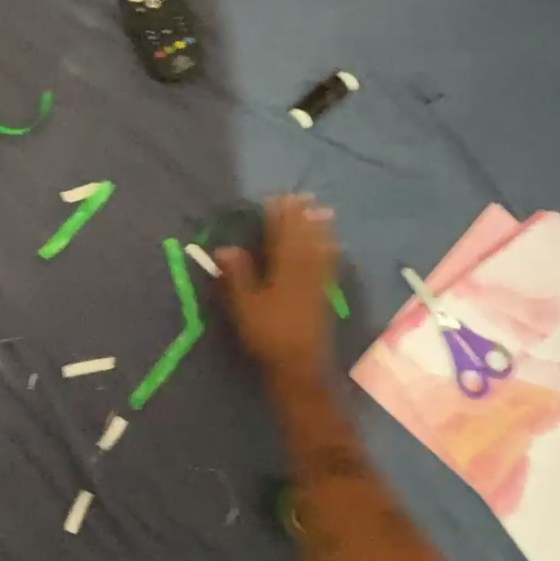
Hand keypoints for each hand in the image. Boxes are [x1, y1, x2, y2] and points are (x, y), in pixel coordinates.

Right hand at [216, 193, 340, 383]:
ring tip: (320, 209)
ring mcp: (317, 282)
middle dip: (300, 216)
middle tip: (300, 196)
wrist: (300, 364)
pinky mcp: (324, 294)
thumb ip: (237, 275)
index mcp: (283, 270)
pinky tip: (334, 243)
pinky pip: (330, 264)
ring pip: (320, 248)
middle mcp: (304, 271)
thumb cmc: (268, 335)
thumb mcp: (245, 306)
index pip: (280, 236)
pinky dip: (331, 250)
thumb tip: (225, 247)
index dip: (278, 216)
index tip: (275, 198)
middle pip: (303, 237)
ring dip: (319, 228)